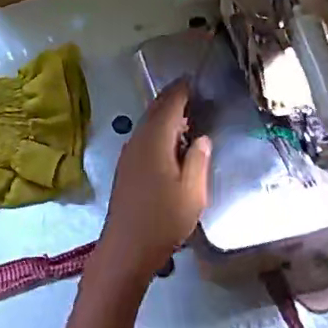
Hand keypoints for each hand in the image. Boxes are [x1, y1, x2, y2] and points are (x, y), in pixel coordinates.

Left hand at [92, 80, 210, 286]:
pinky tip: (171, 144)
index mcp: (155, 140)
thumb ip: (199, 160)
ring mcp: (128, 155)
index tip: (195, 80)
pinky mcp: (126, 169)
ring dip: (165, 117)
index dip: (182, 90)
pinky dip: (159, 132)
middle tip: (194, 93)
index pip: (169, 104)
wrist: (126, 248)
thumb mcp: (192, 192)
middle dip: (173, 100)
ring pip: (148, 125)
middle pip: (155, 111)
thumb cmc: (163, 219)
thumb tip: (202, 137)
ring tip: (187, 116)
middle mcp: (137, 141)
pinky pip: (144, 139)